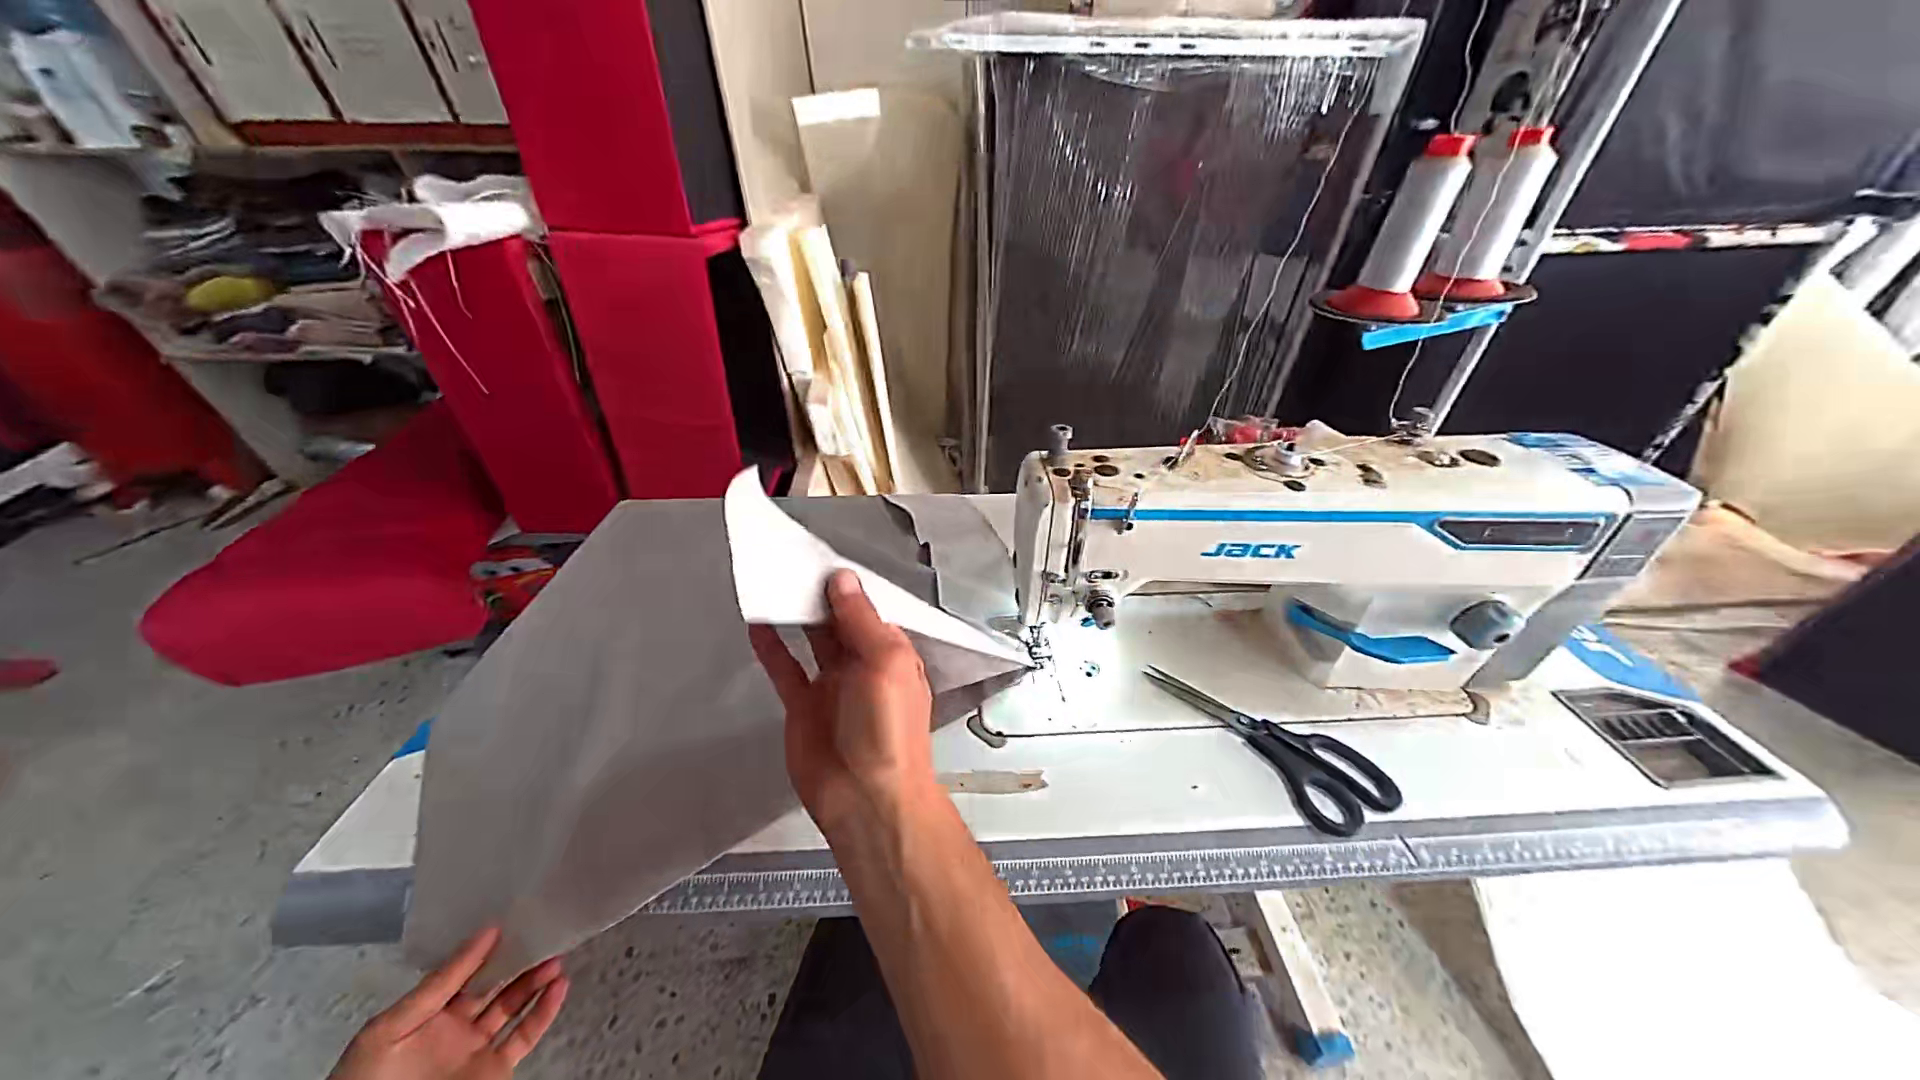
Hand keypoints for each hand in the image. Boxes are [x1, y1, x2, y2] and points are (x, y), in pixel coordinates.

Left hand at [329, 927, 567, 1079]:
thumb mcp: (388, 1028)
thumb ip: (438, 983)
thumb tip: (487, 932)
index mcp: (429, 1015)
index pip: (465, 973)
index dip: (487, 950)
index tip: (511, 922)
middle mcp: (457, 1028)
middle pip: (495, 987)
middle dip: (519, 962)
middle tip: (543, 937)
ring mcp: (477, 1050)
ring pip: (515, 1007)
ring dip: (537, 982)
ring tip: (556, 960)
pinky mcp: (495, 1071)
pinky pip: (525, 1037)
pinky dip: (545, 1012)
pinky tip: (560, 987)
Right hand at [748, 568, 937, 832]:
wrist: (866, 798)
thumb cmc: (890, 736)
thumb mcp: (885, 663)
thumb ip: (861, 621)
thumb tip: (844, 582)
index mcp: (891, 654)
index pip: (868, 610)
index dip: (848, 587)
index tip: (823, 561)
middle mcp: (864, 667)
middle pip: (838, 621)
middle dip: (819, 596)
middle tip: (793, 566)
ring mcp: (832, 686)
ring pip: (812, 640)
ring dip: (796, 616)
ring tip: (776, 586)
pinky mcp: (804, 707)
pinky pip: (785, 668)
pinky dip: (772, 647)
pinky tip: (760, 626)